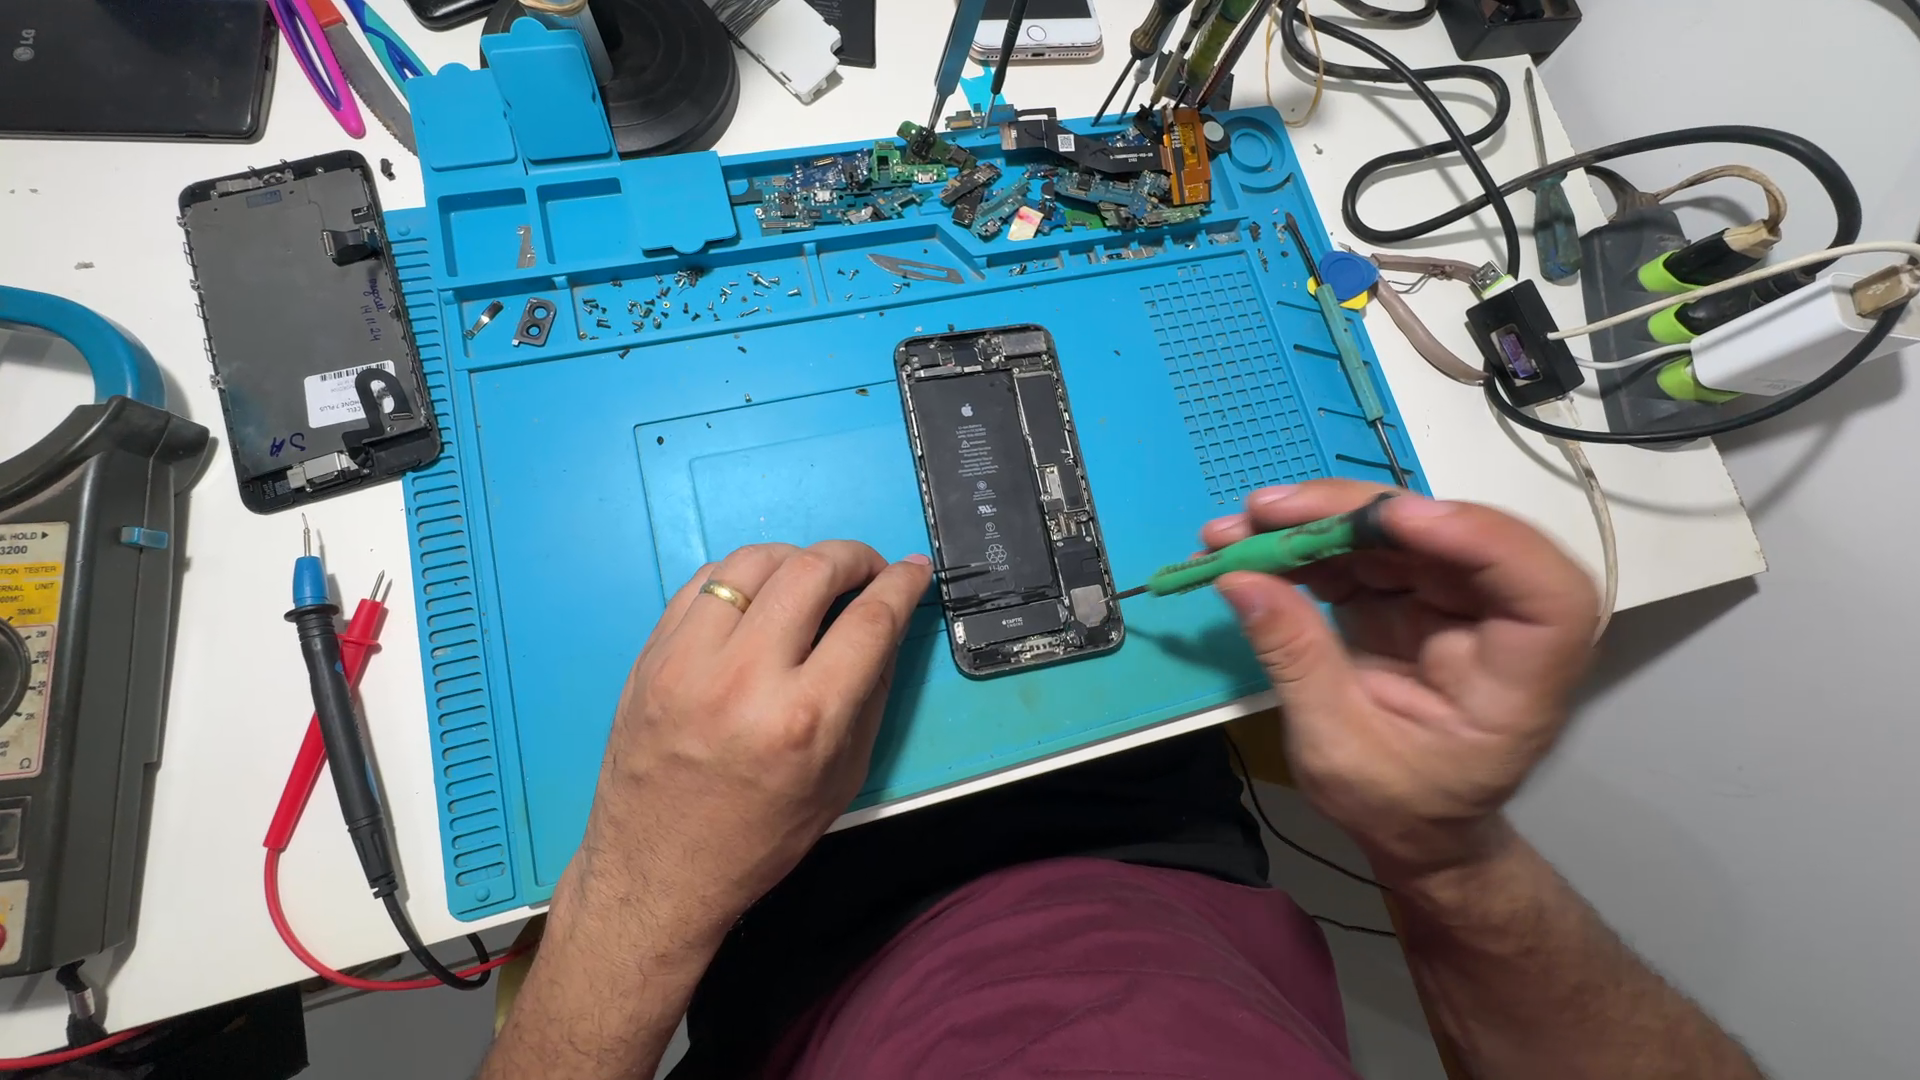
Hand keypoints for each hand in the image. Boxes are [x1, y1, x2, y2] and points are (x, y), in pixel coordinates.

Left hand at [561, 541, 932, 956]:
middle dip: (855, 556)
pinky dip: (745, 575)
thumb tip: (889, 619)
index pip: (869, 621)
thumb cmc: (765, 835)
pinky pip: (704, 581)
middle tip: (869, 570)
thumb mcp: (845, 774)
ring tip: (814, 577)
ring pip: (753, 561)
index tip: (915, 569)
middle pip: (812, 571)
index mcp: (804, 720)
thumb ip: (873, 689)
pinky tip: (761, 595)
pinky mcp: (651, 655)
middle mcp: (744, 679)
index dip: (903, 584)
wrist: (657, 871)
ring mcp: (687, 661)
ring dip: (798, 557)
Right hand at [1204, 480, 1597, 880]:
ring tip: (1234, 530)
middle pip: (1447, 539)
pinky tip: (1250, 549)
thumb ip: (1294, 659)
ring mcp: (1449, 603)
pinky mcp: (1406, 596)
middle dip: (1350, 514)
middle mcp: (1495, 625)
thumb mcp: (1333, 745)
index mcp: (1516, 683)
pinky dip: (1301, 547)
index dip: (1479, 540)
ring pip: (1392, 533)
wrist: (1407, 822)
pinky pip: (1357, 552)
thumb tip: (1238, 578)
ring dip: (1311, 522)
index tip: (1393, 519)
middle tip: (1265, 512)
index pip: (1543, 593)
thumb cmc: (1395, 803)